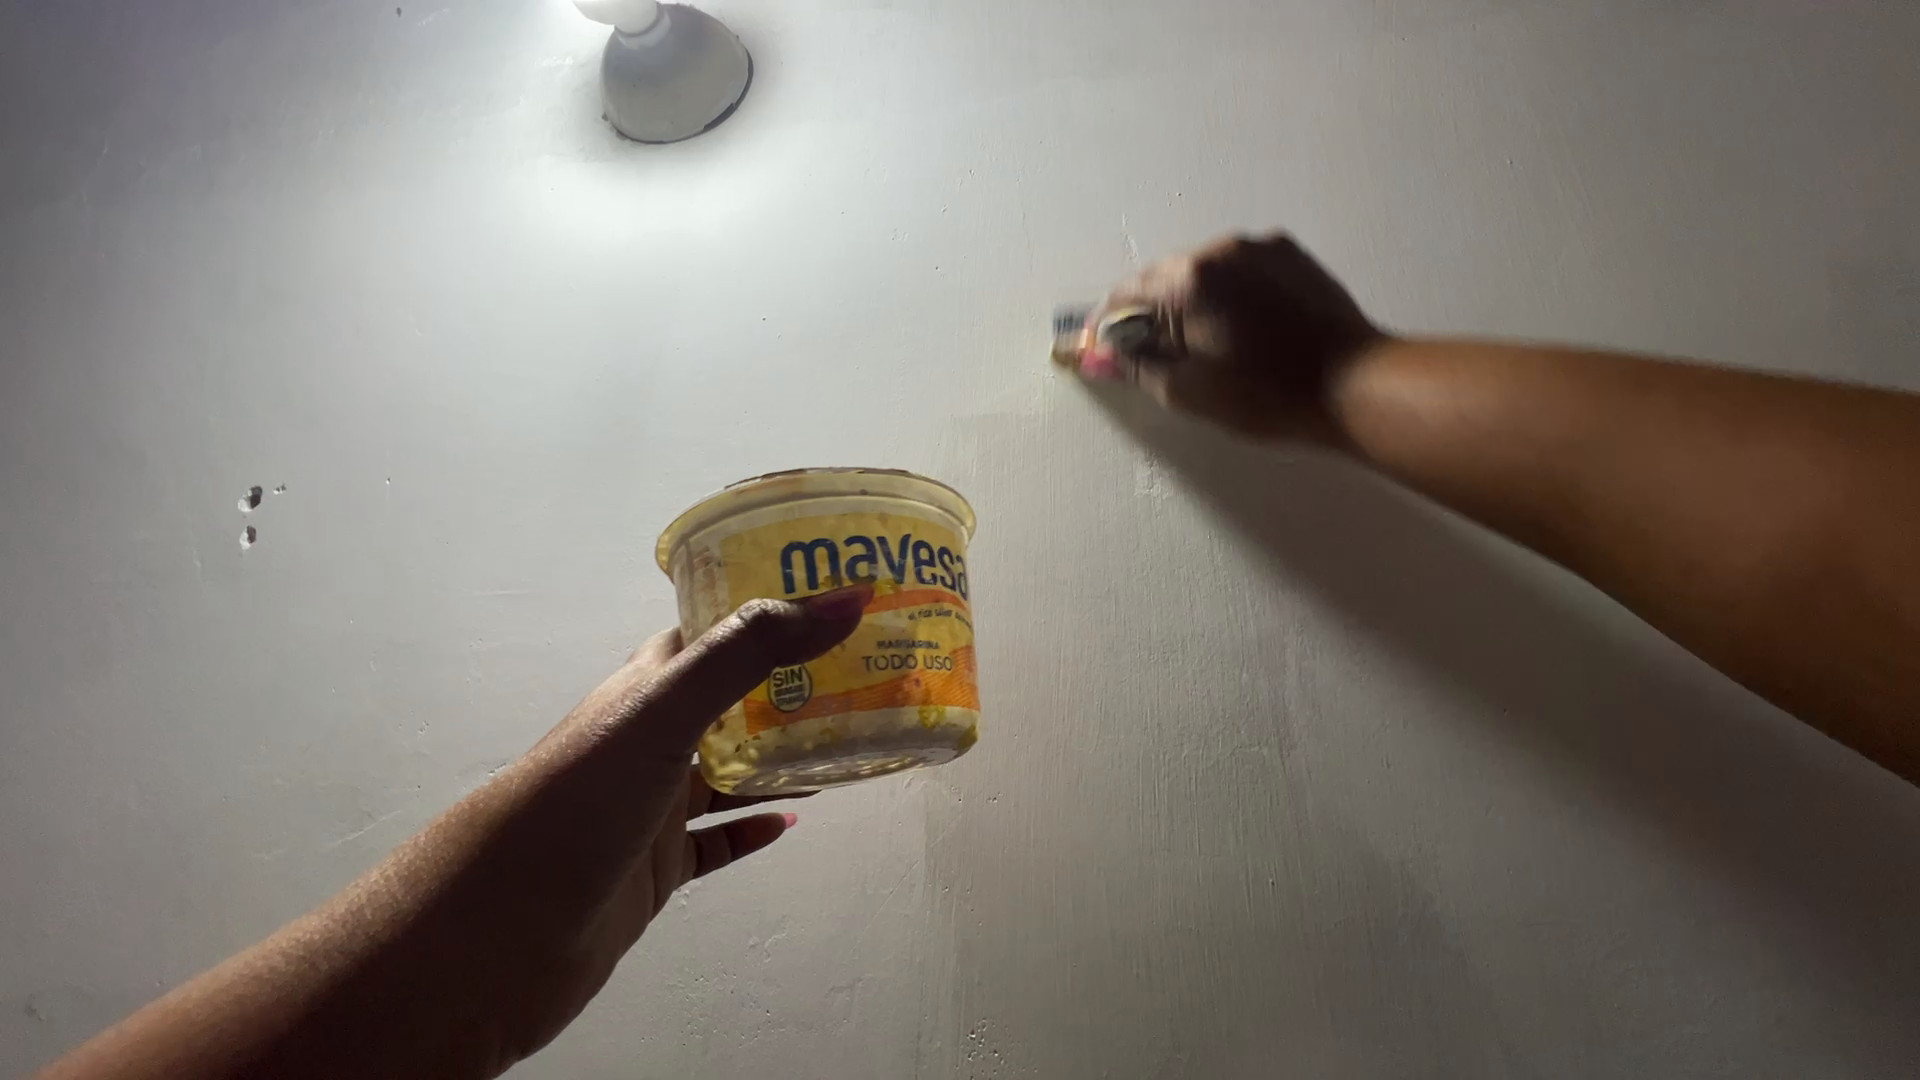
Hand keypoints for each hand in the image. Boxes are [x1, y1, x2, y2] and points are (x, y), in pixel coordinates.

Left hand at [36, 586, 874, 1079]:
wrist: (489, 943)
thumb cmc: (577, 801)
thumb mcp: (665, 710)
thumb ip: (750, 653)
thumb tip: (847, 601)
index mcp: (647, 686)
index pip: (711, 630)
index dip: (765, 610)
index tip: (828, 599)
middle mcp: (652, 736)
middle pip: (733, 698)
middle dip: (790, 684)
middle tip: (860, 669)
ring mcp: (654, 803)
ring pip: (734, 768)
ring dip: (784, 756)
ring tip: (849, 738)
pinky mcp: (660, 864)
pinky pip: (721, 837)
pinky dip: (756, 826)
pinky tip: (796, 821)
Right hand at [1066, 233, 1387, 440]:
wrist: (1354, 385)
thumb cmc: (1262, 395)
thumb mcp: (1186, 391)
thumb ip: (1136, 365)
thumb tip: (1104, 353)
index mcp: (1188, 280)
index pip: (1125, 293)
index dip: (1106, 323)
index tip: (1100, 348)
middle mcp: (1221, 248)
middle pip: (1163, 277)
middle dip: (1148, 312)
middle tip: (1149, 353)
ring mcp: (1261, 247)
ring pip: (1202, 272)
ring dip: (1188, 302)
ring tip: (1199, 344)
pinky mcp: (1292, 255)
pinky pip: (1238, 271)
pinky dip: (1224, 295)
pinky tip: (1237, 329)